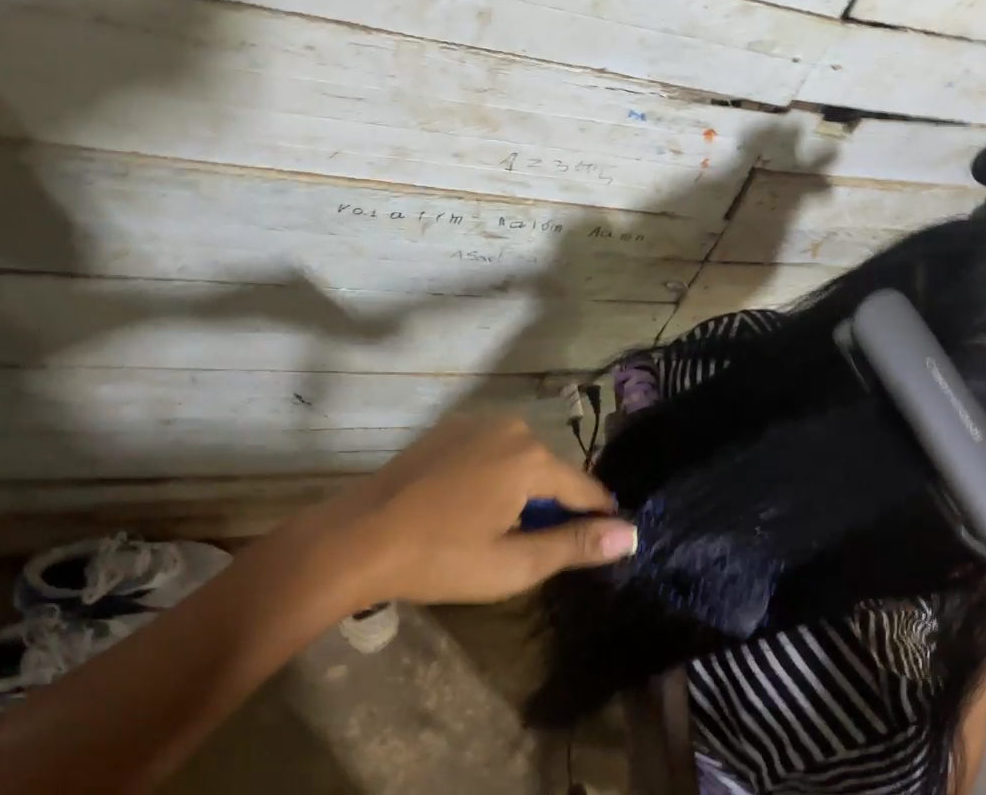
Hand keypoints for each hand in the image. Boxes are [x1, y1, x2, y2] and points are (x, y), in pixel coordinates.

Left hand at [294, 414, 639, 606]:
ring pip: (522, 460)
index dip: (597, 520)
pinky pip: (492, 451)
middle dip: (553, 507)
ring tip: (499, 532)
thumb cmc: (439, 557)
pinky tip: (469, 508)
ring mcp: (477, 422)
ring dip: (524, 491)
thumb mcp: (513, 562)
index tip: (602, 546)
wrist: (355, 538)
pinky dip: (495, 476)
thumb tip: (630, 534)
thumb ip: (576, 545)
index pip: (586, 490)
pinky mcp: (449, 428)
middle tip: (532, 550)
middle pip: (553, 472)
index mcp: (532, 458)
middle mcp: (512, 427)